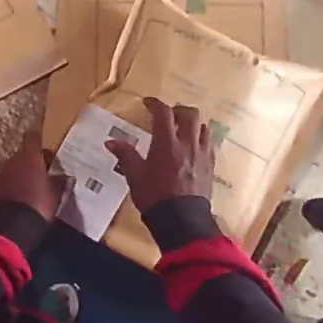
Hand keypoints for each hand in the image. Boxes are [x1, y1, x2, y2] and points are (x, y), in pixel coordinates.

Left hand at [0, 127, 63, 222]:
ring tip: (27, 188)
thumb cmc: (39, 206)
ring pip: (10, 169)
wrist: (12, 226)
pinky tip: (13, 198)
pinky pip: (1, 182)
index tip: (42, 141)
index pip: (32, 137)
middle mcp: (11, 160)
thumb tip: (66, 177)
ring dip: (17, 175)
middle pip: (21, 155)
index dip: (37, 138)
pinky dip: (7, 187)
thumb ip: (60, 182)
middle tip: (40, 173)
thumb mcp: (55, 195)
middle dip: (29, 162)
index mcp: (29, 158)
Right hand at [106, 98, 215, 212]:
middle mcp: (187, 143)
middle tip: (167, 115)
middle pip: (190, 114)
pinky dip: (202, 137)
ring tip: (183, 128)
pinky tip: (194, 145)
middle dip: (178, 110)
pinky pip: (210, 143)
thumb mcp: (135, 175)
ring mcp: (203, 153)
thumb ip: (125, 155)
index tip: (147, 103)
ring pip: (204, 126)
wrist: (181, 219)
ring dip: (193, 123)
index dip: (155, 104)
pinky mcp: (211, 165)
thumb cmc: (154, 196)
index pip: (163, 113)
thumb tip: (111, 142)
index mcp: (166, 143)